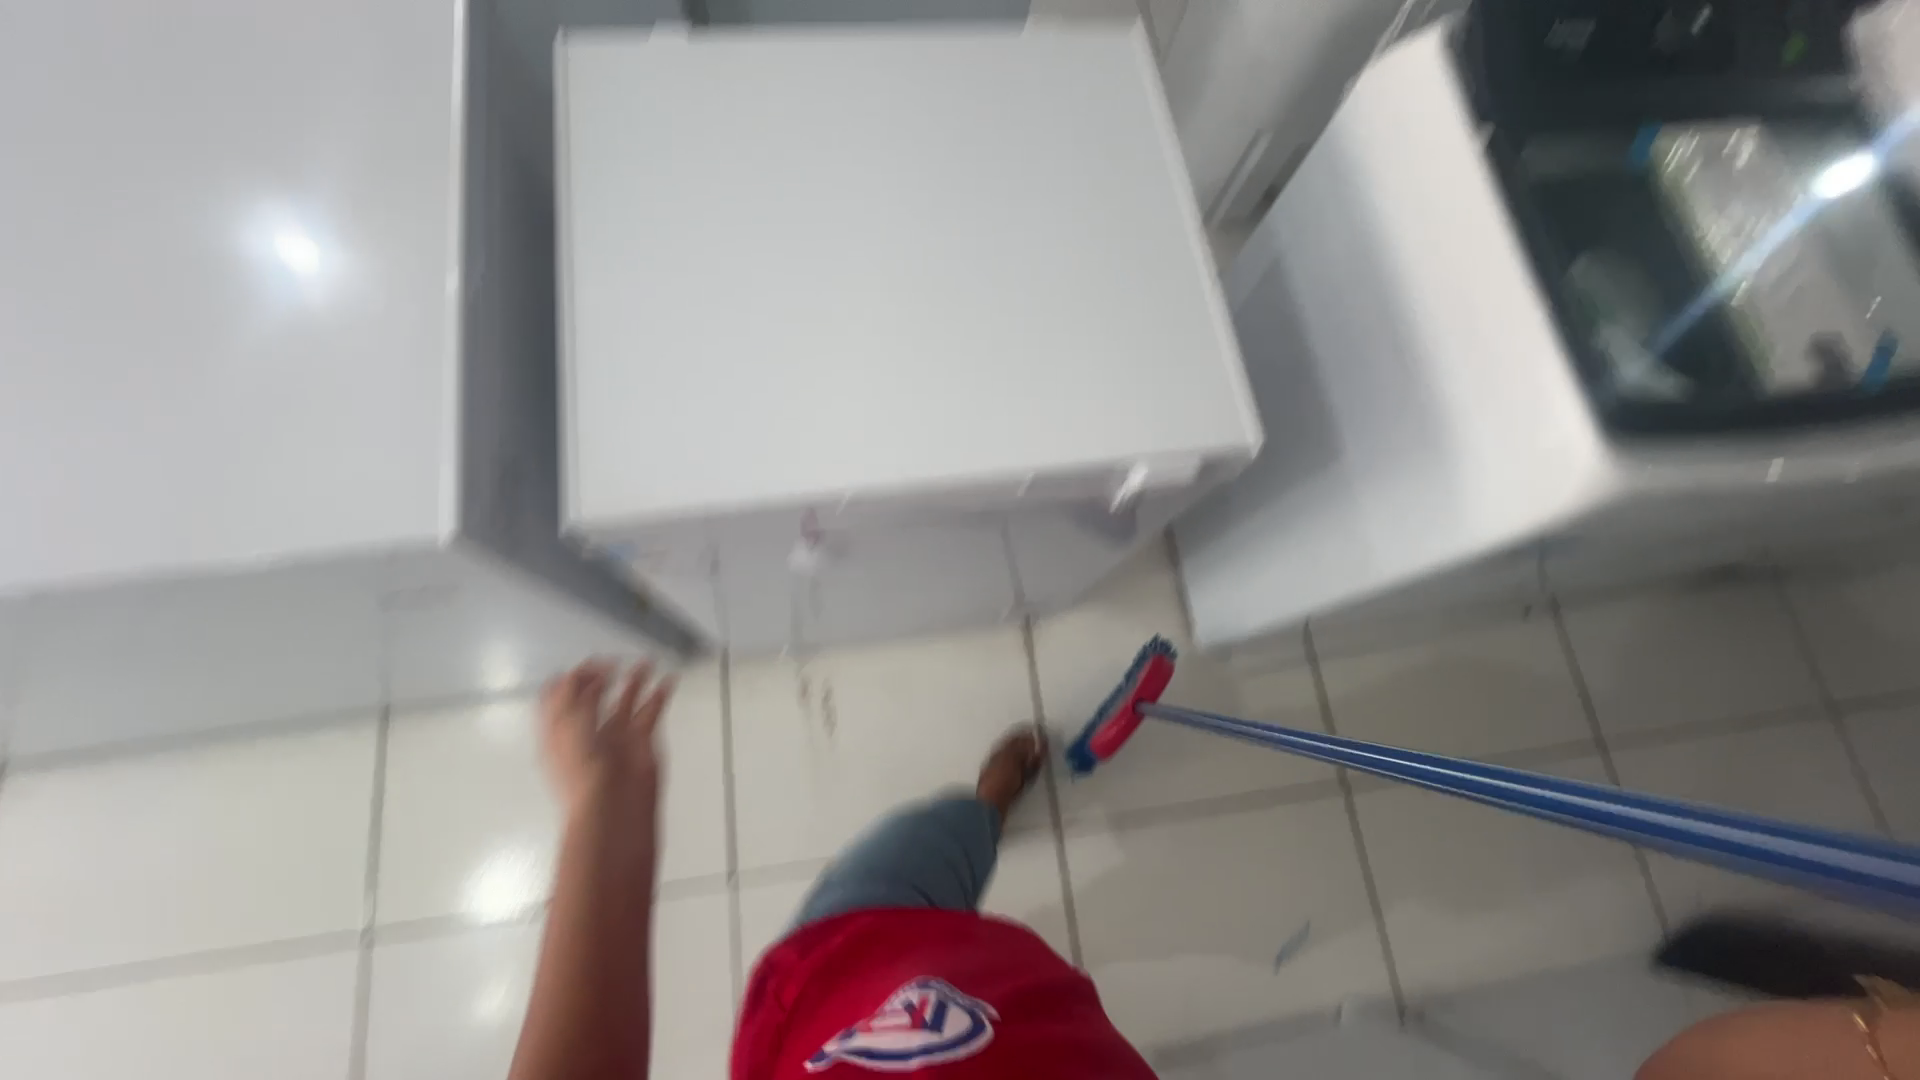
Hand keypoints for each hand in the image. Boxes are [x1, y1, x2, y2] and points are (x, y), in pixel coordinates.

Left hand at [539, 659, 675, 813]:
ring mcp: (615, 736)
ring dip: (635, 679)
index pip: (559, 698)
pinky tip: (667, 680)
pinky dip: (660, 694)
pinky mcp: (641, 741)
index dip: (570, 679)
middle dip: (601, 676)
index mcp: (560, 731)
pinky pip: (651, 711)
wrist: (613, 808)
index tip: (586, 665)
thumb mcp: (567, 727)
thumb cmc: (582, 770)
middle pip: (592, 697)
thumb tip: (580, 674)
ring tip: (646, 662)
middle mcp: (586, 731)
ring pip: (625, 700)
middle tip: (614, 662)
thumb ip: (574, 697)